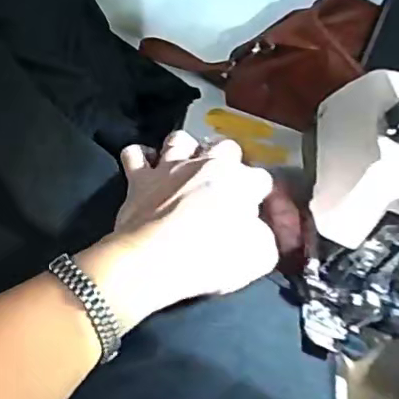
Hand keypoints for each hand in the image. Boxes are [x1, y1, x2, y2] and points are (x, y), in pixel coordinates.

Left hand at [77, 132, 278, 327]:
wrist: (154, 259)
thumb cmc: (210, 258)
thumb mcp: (259, 255)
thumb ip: (263, 233)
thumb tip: (255, 227)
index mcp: (238, 180)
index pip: (261, 178)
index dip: (261, 195)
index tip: (257, 211)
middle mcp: (202, 164)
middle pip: (224, 147)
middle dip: (229, 161)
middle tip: (225, 183)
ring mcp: (167, 167)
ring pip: (179, 140)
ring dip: (186, 150)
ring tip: (187, 166)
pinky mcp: (138, 178)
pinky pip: (135, 153)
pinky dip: (141, 156)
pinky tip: (146, 167)